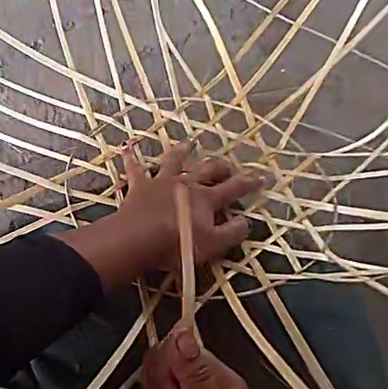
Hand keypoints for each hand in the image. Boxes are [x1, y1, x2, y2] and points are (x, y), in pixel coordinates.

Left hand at [61, 141, 266, 288]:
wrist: (137, 239)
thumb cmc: (177, 244)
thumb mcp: (213, 245)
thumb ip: (232, 233)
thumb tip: (246, 221)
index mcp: (205, 198)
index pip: (234, 188)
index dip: (249, 183)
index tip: (261, 177)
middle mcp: (185, 184)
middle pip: (207, 170)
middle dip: (221, 166)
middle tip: (229, 165)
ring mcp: (161, 182)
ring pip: (174, 161)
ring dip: (182, 151)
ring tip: (189, 143)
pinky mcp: (139, 186)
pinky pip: (134, 168)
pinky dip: (131, 157)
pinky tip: (127, 146)